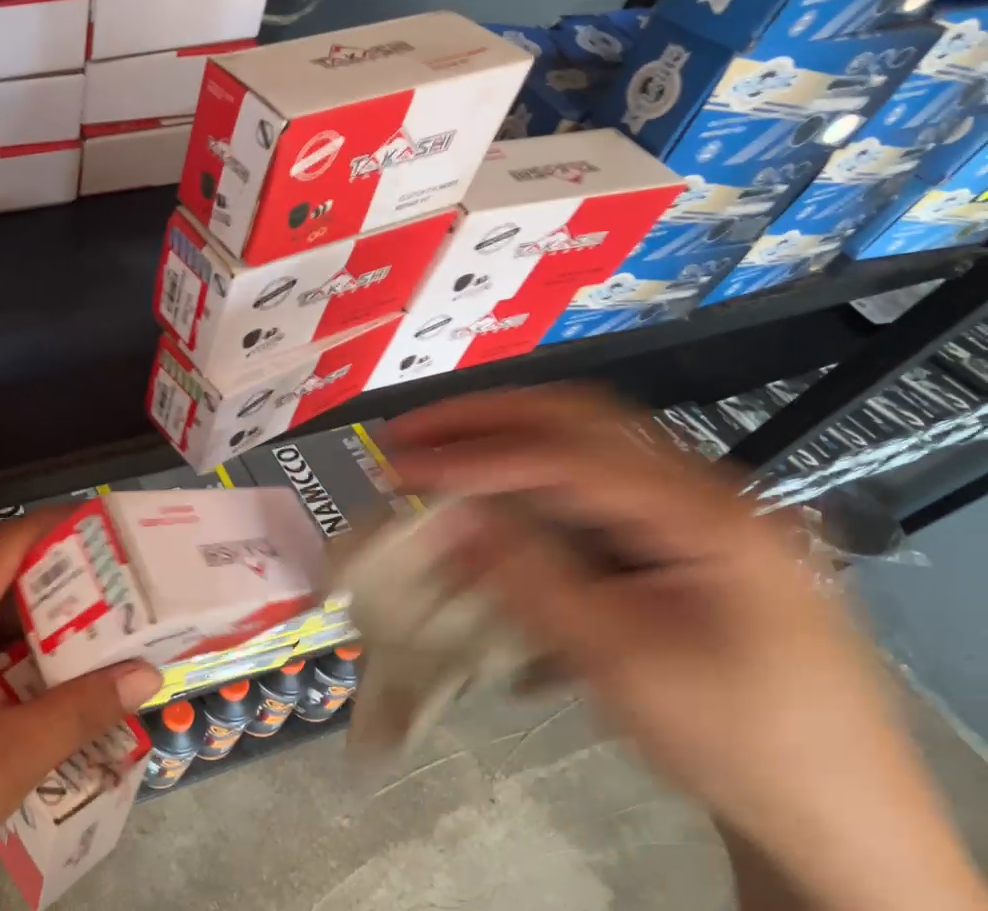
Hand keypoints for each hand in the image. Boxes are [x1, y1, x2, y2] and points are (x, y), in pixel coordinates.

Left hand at [0, 511, 161, 909]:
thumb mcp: (16, 751)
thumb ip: (82, 708)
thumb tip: (147, 673)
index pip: (4, 546)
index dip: (55, 525)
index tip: (108, 524)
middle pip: (6, 575)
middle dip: (66, 572)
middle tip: (126, 576)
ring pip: (1, 612)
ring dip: (52, 614)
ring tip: (114, 614)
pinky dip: (33, 647)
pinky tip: (74, 664)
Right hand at [386, 386, 987, 910]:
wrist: (837, 815)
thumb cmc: (737, 739)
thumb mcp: (620, 661)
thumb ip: (529, 577)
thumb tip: (449, 517)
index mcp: (706, 515)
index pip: (565, 454)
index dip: (471, 455)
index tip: (398, 465)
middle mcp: (707, 495)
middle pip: (582, 420)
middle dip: (486, 419)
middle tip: (409, 433)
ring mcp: (701, 516)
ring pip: (590, 447)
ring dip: (509, 442)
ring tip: (438, 453)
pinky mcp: (688, 544)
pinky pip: (599, 488)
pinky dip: (535, 480)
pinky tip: (496, 498)